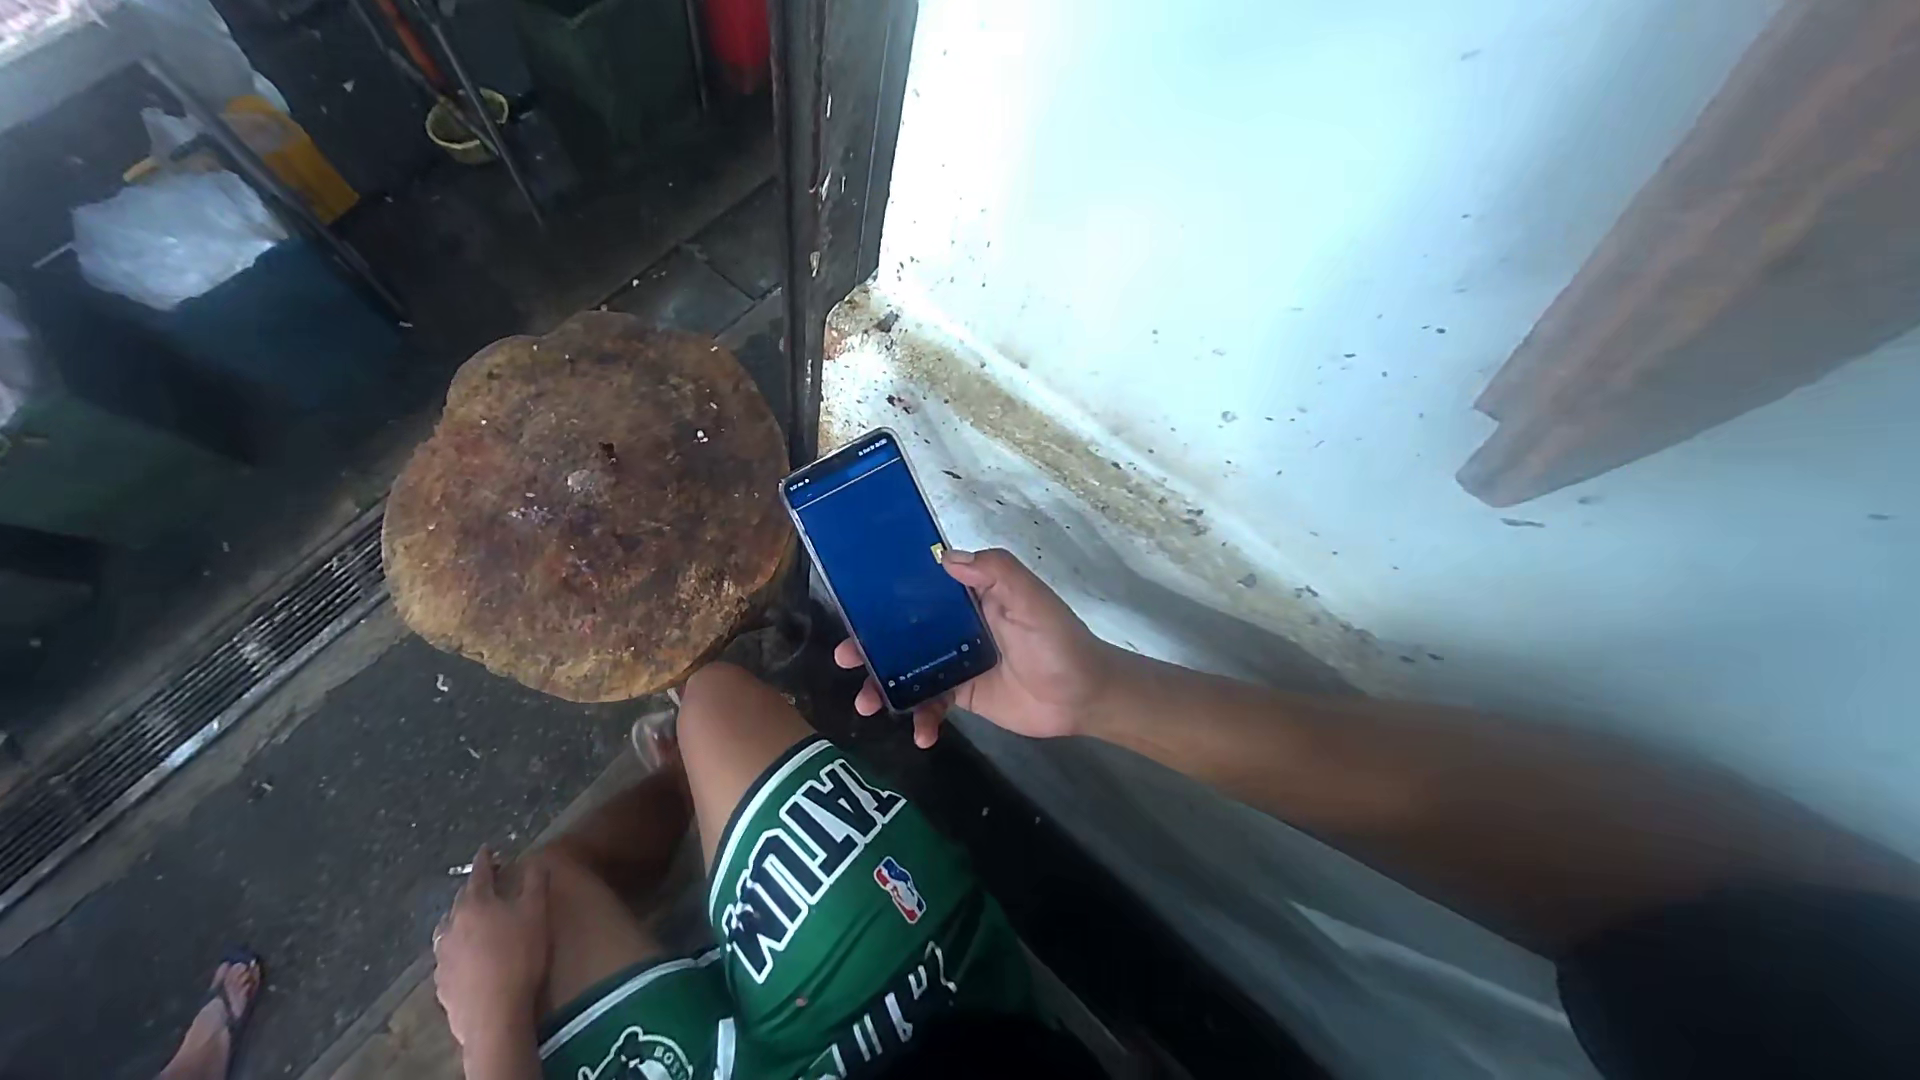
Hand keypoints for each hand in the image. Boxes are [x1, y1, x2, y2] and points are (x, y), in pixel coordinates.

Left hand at [433, 846, 548, 1053]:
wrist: (494, 1014)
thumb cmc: (520, 954)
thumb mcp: (537, 911)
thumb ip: (535, 882)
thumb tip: (533, 860)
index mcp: (474, 905)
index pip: (478, 874)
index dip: (485, 859)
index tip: (487, 848)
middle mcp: (451, 927)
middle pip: (461, 900)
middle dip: (474, 888)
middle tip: (490, 882)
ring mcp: (442, 957)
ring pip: (450, 929)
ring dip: (463, 918)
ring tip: (479, 918)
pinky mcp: (441, 982)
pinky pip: (449, 954)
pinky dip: (460, 945)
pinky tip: (473, 954)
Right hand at [835, 547, 1117, 747]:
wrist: (1083, 696)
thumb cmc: (1057, 640)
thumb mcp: (1030, 598)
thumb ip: (995, 572)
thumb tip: (944, 557)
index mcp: (967, 599)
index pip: (918, 593)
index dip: (883, 600)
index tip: (853, 609)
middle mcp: (955, 630)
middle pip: (902, 635)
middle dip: (869, 648)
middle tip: (845, 659)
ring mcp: (956, 665)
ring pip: (908, 673)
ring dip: (883, 689)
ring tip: (867, 706)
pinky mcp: (963, 697)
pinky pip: (932, 707)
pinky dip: (922, 721)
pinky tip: (923, 736)